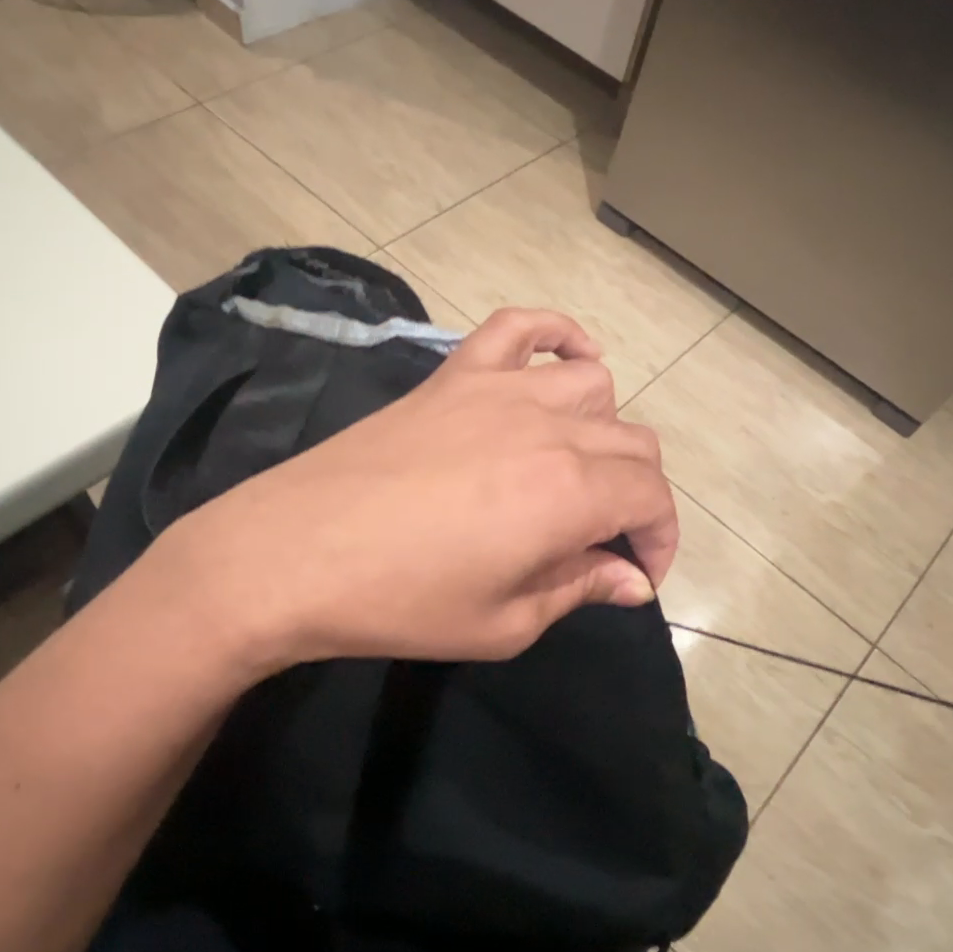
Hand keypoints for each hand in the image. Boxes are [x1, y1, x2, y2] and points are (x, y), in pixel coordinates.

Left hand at [124, 307, 677, 671]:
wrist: (293, 555)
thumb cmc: (400, 603)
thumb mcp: (503, 624)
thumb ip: (578, 589)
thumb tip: (629, 580)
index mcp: (569, 494)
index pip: (652, 498)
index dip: (659, 539)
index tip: (636, 574)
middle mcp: (549, 427)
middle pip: (633, 442)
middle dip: (637, 495)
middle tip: (602, 540)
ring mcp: (498, 389)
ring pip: (593, 384)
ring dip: (602, 429)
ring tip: (574, 469)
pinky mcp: (452, 375)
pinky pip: (520, 327)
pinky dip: (554, 335)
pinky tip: (561, 364)